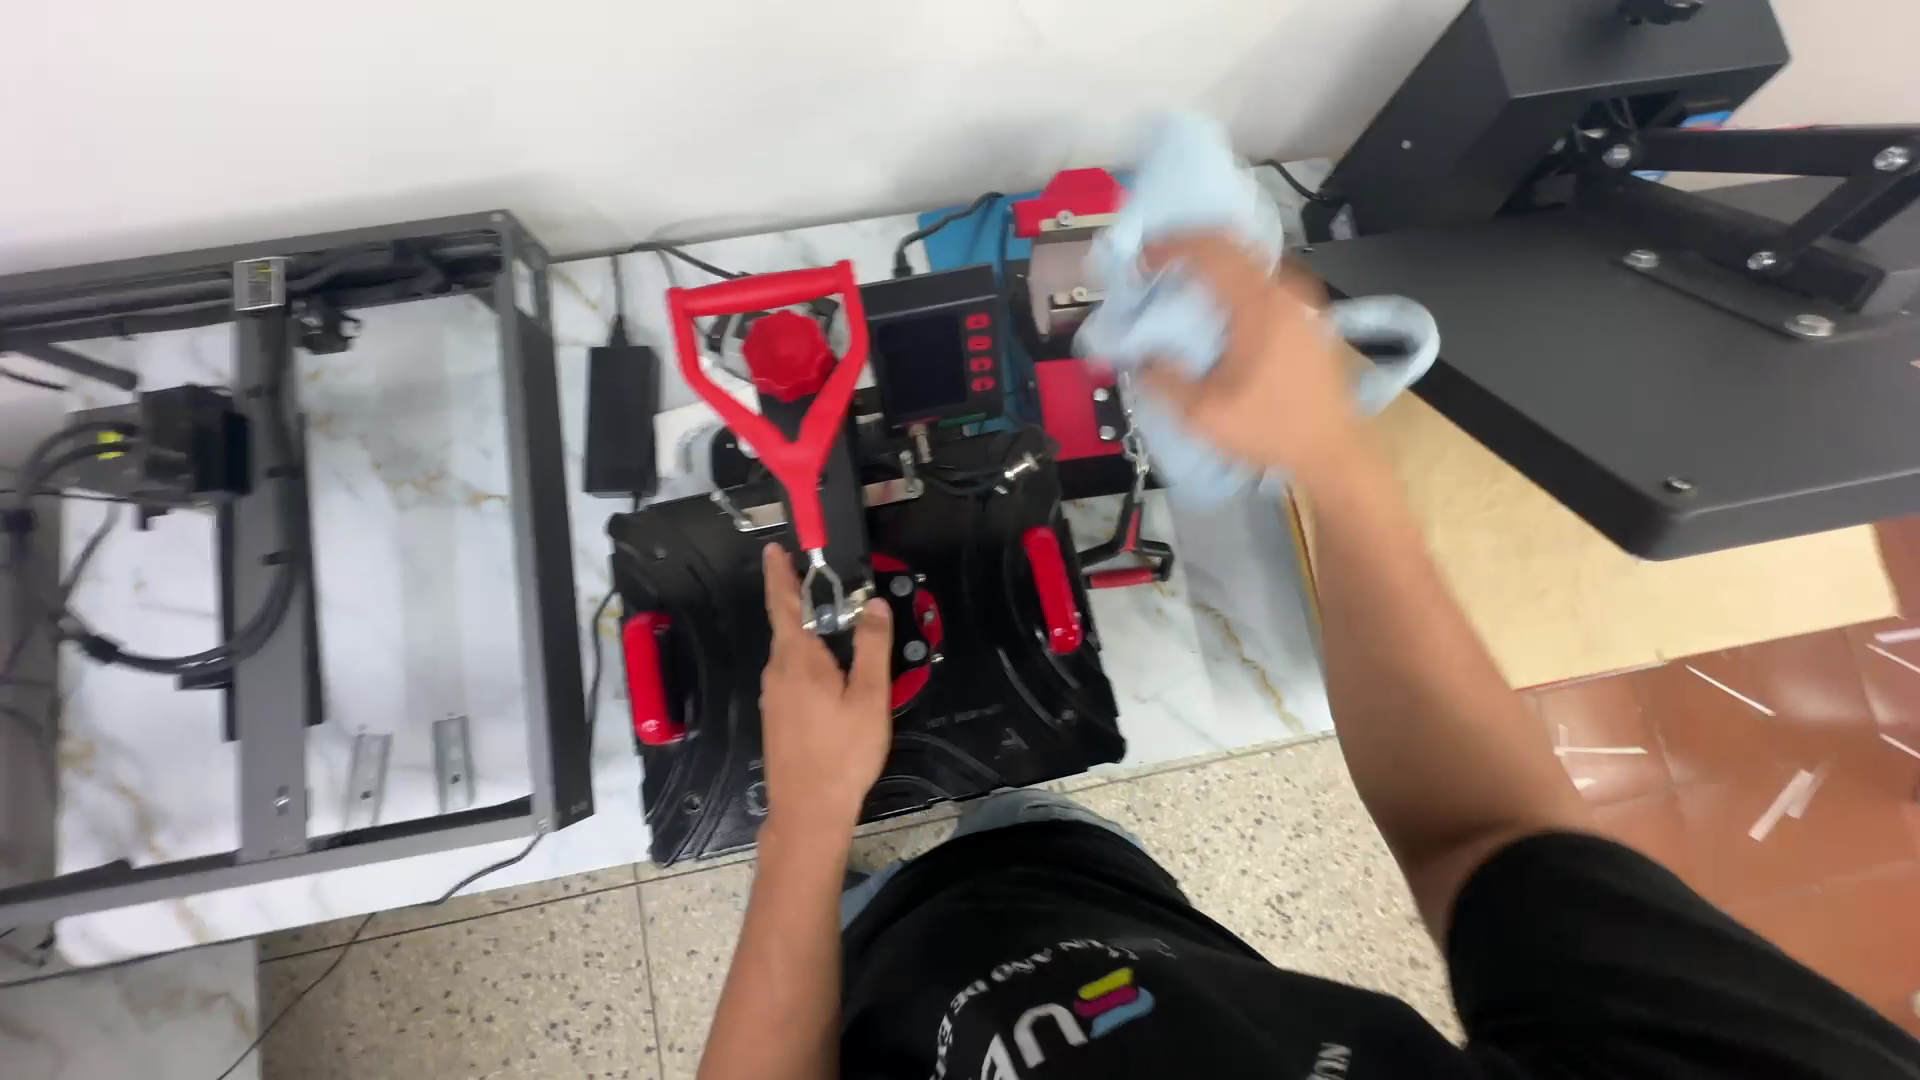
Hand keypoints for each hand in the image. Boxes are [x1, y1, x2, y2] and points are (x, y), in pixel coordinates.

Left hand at [757, 543, 893, 844]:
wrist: (808, 811)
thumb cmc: (842, 752)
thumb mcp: (869, 696)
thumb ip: (871, 646)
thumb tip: (872, 604)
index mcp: (797, 659)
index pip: (783, 604)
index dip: (778, 574)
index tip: (773, 549)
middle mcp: (778, 671)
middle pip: (787, 625)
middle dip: (801, 599)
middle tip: (822, 579)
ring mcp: (774, 695)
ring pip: (790, 651)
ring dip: (807, 630)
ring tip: (834, 621)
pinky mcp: (777, 715)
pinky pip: (791, 672)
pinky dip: (807, 656)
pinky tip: (829, 670)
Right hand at [1137, 233, 1361, 482]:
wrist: (1330, 450)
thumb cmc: (1269, 429)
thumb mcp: (1202, 413)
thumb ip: (1162, 379)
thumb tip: (1139, 358)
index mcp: (1258, 305)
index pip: (1212, 249)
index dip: (1171, 245)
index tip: (1142, 259)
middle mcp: (1284, 292)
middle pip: (1232, 246)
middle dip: (1188, 250)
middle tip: (1155, 266)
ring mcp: (1300, 303)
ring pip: (1248, 264)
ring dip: (1211, 268)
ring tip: (1179, 288)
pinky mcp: (1305, 318)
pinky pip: (1261, 284)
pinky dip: (1230, 286)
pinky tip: (1213, 313)